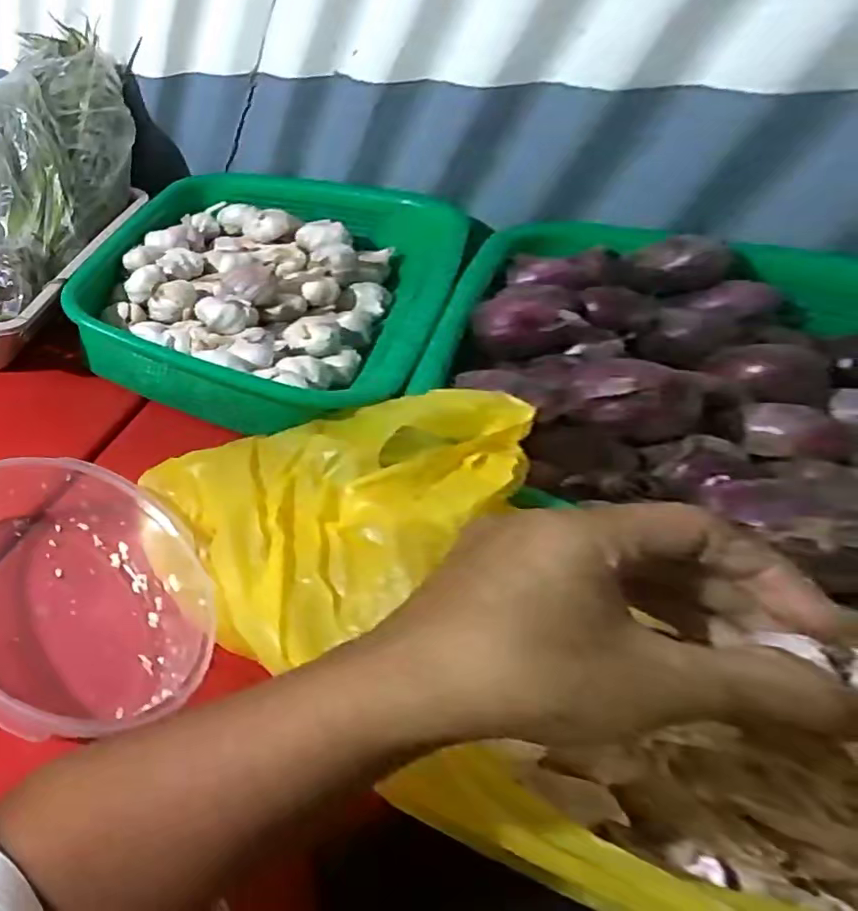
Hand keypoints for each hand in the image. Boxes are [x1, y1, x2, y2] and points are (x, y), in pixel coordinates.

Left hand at [363, 503, 857, 746]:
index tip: (821, 642)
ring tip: (729, 669)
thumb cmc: (531, 672)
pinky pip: (571, 581)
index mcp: (574, 529)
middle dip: (730, 602)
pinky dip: (624, 613)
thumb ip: (761, 684)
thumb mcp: (658, 682)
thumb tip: (841, 697)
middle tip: (780, 664)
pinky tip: (654, 658)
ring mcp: (499, 550)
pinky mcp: (481, 577)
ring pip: (612, 567)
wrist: (409, 684)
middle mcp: (532, 525)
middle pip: (654, 546)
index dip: (772, 579)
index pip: (697, 528)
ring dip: (680, 612)